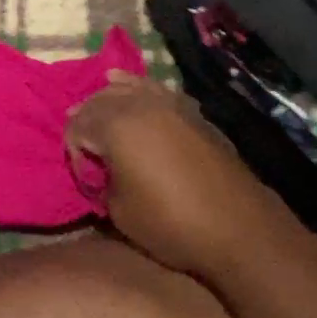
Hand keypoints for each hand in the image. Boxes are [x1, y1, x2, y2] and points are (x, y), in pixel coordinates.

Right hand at [67, 71, 289, 275]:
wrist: (241, 230)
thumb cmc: (171, 223)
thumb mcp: (118, 211)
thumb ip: (101, 179)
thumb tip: (102, 169)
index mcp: (113, 123)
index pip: (76, 125)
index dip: (75, 152)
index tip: (89, 179)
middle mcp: (137, 103)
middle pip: (97, 100)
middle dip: (88, 122)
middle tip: (93, 155)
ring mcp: (168, 102)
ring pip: (126, 87)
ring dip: (110, 102)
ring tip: (108, 122)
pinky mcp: (192, 112)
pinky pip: (154, 91)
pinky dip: (139, 91)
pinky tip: (135, 92)